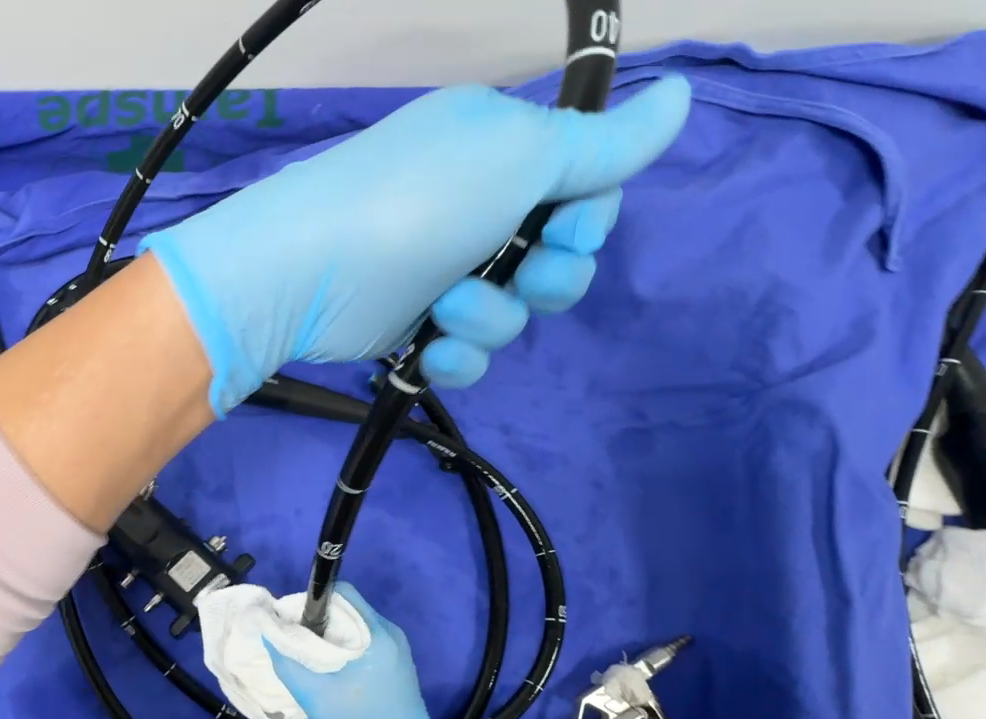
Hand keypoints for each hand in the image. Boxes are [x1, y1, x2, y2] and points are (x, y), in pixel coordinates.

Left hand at [138, 77, 691, 413]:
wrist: (302, 273)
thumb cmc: (413, 202)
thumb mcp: (519, 154)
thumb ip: (601, 143)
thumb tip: (683, 94)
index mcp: (502, 154)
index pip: (586, 191)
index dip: (591, 220)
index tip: (569, 227)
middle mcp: (475, 211)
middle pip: (559, 259)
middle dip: (548, 277)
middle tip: (517, 270)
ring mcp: (441, 272)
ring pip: (514, 314)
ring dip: (491, 318)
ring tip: (447, 307)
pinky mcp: (411, 326)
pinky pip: (465, 354)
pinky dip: (456, 357)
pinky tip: (432, 351)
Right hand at [266, 583, 469, 718]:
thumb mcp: (314, 696)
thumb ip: (287, 661)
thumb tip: (266, 631)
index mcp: (376, 634)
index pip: (340, 593)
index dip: (310, 602)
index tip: (291, 625)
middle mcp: (389, 632)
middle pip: (345, 607)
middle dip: (316, 620)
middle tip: (295, 644)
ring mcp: (394, 646)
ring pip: (352, 623)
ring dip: (328, 634)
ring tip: (309, 658)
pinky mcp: (394, 659)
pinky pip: (362, 638)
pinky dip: (342, 645)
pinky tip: (329, 668)